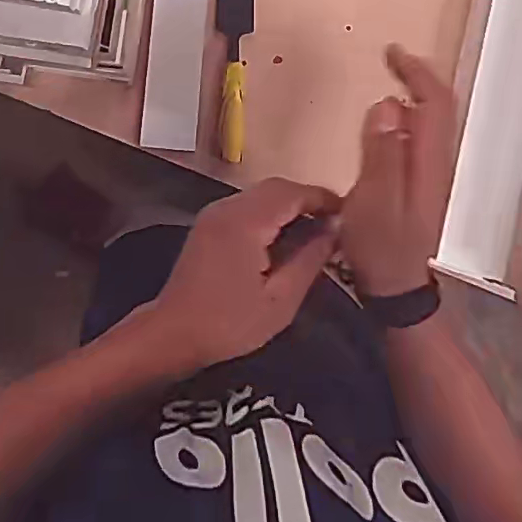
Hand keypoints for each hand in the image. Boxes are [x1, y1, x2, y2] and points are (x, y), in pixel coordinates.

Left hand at [133, 178, 340, 374]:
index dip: (322, 198)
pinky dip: (271, 212)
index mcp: (245, 222)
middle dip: (308, 199)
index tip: (348, 212)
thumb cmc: (229, 323)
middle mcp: (228, 207)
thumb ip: (309, 259)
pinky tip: (285, 235)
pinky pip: (248, 205)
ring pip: (261, 194)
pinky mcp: (210, 222)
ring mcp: (215, 212)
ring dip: (289, 204)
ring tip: (316, 229)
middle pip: (276, 187)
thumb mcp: (280, 300)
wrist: (173, 333)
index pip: (292, 193)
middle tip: (335, 221)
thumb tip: (334, 230)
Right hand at [340, 44, 456, 296]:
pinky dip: (412, 111)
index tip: (393, 53)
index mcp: (427, 162)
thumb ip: (381, 153)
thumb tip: (388, 106)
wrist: (398, 288)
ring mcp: (434, 172)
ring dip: (418, 90)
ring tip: (392, 75)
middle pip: (441, 106)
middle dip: (420, 74)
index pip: (434, 103)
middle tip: (392, 57)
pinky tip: (392, 114)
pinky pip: (424, 132)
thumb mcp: (373, 201)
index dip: (417, 73)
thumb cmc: (381, 247)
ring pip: (435, 119)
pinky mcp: (424, 181)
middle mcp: (438, 162)